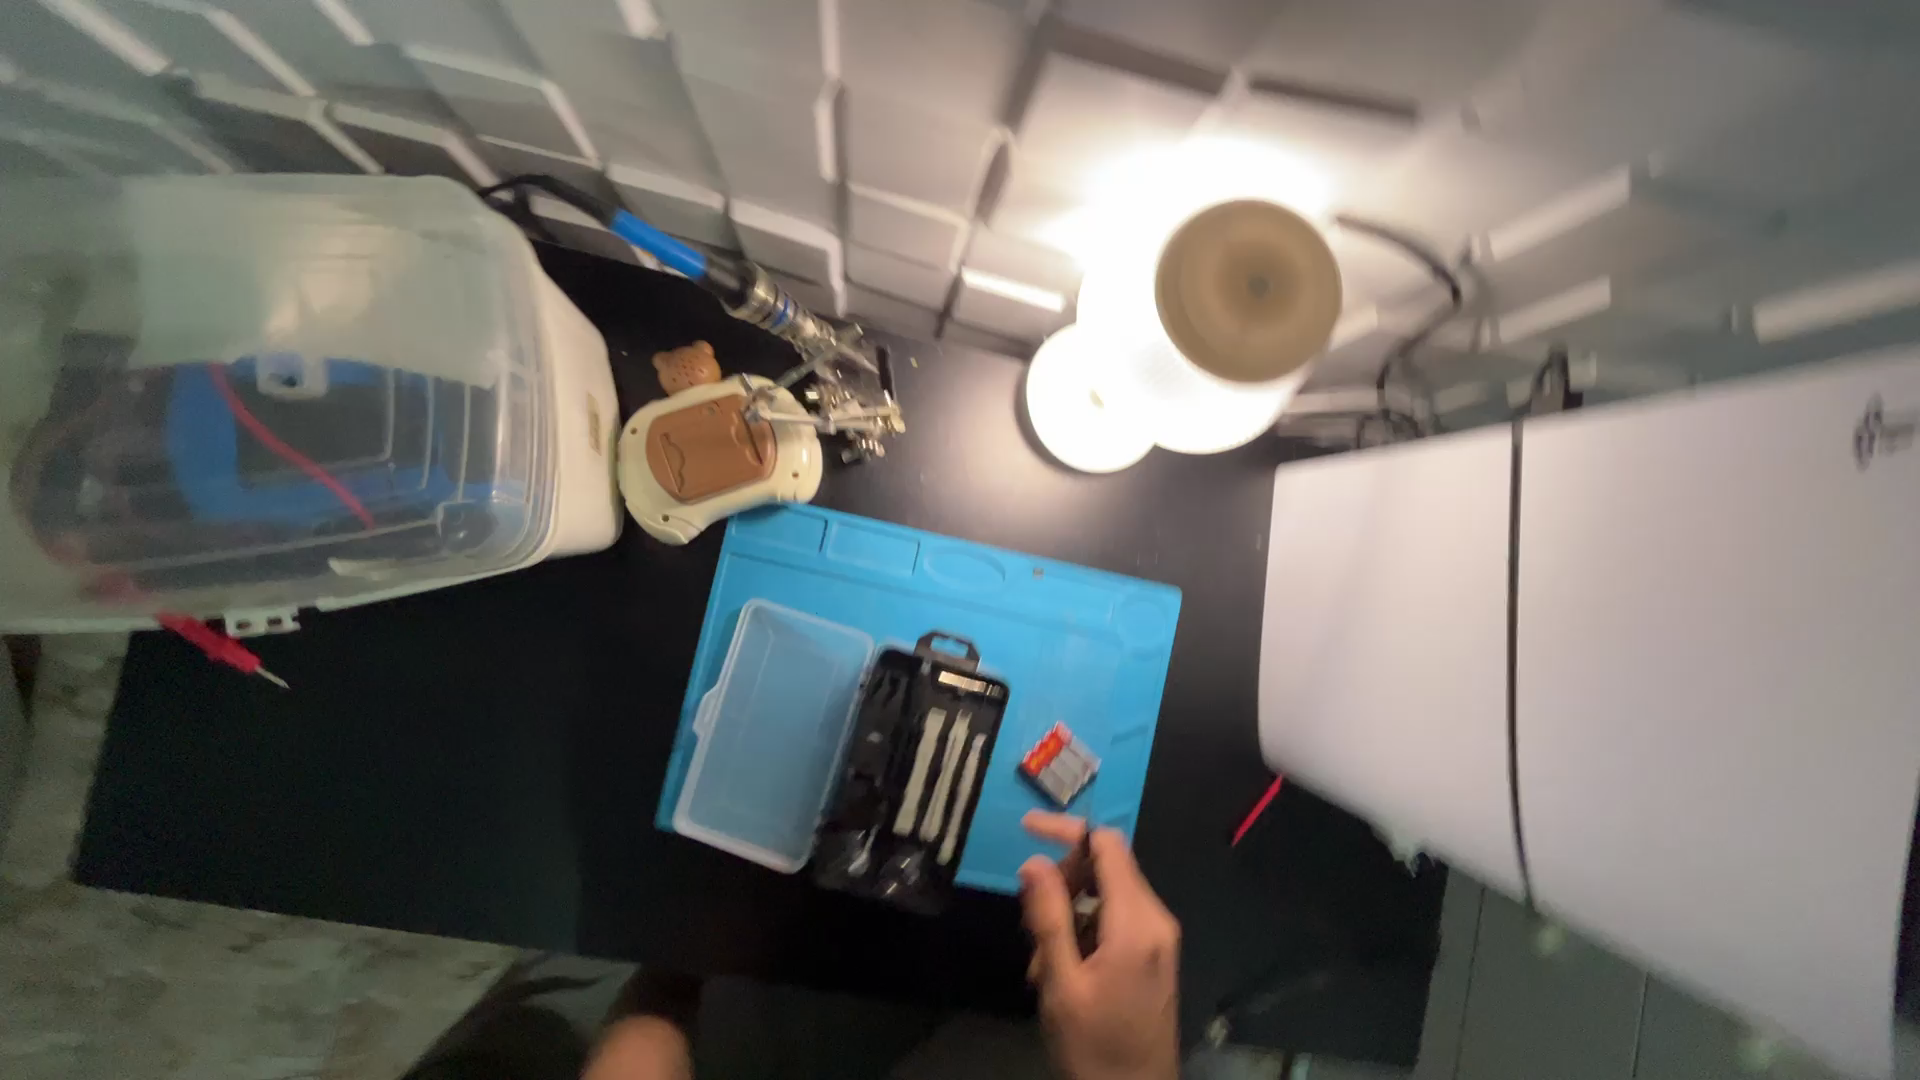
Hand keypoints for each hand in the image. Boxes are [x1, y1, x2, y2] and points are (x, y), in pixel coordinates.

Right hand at [1018, 811, 1180, 1079]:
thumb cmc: (1096, 1047)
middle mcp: (1155, 919)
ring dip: (1068, 909)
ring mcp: (1158, 937)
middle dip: (1062, 879)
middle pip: (1106, 865)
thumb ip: (1048, 918)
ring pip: (1106, 892)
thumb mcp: (1062, 984)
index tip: (1026, 829)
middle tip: (1029, 917)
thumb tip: (1032, 861)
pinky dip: (1084, 927)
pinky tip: (1061, 966)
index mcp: (1137, 922)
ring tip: (1040, 957)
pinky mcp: (1153, 954)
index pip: (1107, 845)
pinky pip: (1115, 917)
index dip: (1067, 830)